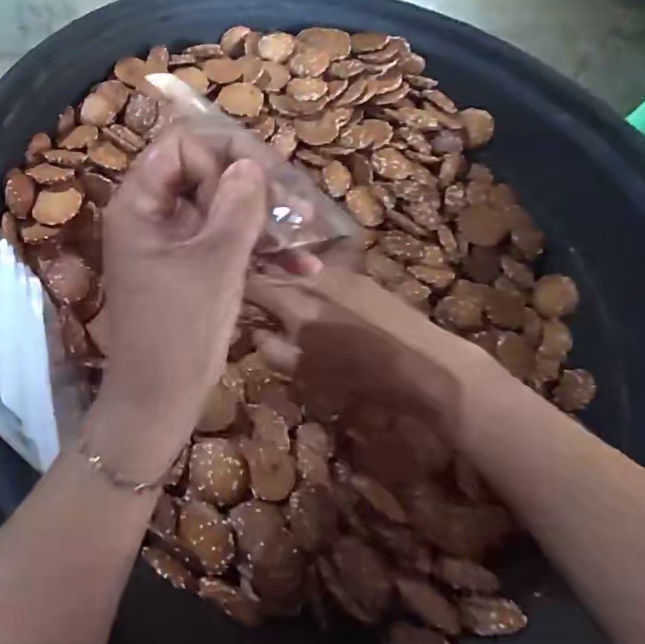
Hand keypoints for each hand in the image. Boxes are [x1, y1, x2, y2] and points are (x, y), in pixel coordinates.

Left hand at [88, 129, 269, 475]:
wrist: (159, 401)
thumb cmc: (180, 328)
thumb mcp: (215, 262)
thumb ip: (237, 206)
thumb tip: (252, 164)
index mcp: (139, 205)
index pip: (180, 146)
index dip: (222, 155)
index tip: (261, 180)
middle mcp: (152, 217)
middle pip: (205, 175)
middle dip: (254, 188)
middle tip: (298, 205)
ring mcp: (172, 245)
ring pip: (222, 211)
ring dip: (265, 220)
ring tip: (310, 235)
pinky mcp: (190, 271)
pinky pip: (225, 244)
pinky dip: (258, 251)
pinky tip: (302, 266)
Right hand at [246, 265, 501, 437]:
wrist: (423, 363)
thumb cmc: (360, 375)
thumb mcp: (306, 371)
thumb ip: (273, 349)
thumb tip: (255, 332)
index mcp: (294, 302)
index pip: (249, 282)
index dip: (231, 286)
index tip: (221, 296)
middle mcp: (311, 277)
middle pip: (271, 270)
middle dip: (255, 279)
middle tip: (243, 296)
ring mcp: (337, 272)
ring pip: (295, 268)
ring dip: (281, 278)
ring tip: (274, 297)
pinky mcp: (358, 275)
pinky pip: (319, 271)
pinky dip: (305, 280)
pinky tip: (309, 298)